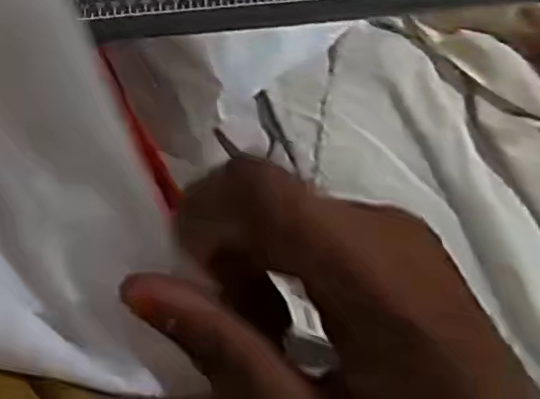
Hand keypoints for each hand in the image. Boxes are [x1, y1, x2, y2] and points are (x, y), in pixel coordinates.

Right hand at [122, 158, 538, 398]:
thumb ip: (227, 352)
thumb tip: (134, 285)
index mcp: (384, 278)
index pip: (264, 187)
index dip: (203, 210)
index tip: (186, 269)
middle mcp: (393, 234)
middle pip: (266, 193)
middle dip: (224, 241)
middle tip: (224, 310)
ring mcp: (404, 236)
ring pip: (283, 204)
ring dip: (249, 252)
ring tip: (262, 323)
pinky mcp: (405, 248)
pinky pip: (313, 220)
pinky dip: (281, 255)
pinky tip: (296, 315)